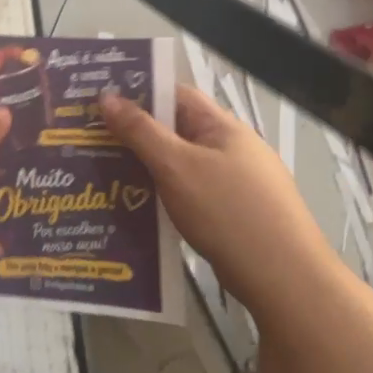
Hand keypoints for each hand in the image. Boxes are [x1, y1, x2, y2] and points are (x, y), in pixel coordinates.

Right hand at [101, 84, 341, 313]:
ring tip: (101, 169)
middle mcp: (231, 149)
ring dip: (144, 164)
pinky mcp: (231, 213)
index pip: (175, 94)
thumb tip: (106, 96)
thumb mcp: (175, 166)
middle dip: (133, 132)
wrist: (284, 280)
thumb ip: (139, 130)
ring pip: (178, 163)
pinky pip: (187, 191)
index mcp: (223, 128)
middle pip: (175, 129)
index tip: (97, 99)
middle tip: (88, 136)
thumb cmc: (228, 212)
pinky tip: (134, 203)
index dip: (137, 92)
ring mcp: (234, 182)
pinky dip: (160, 191)